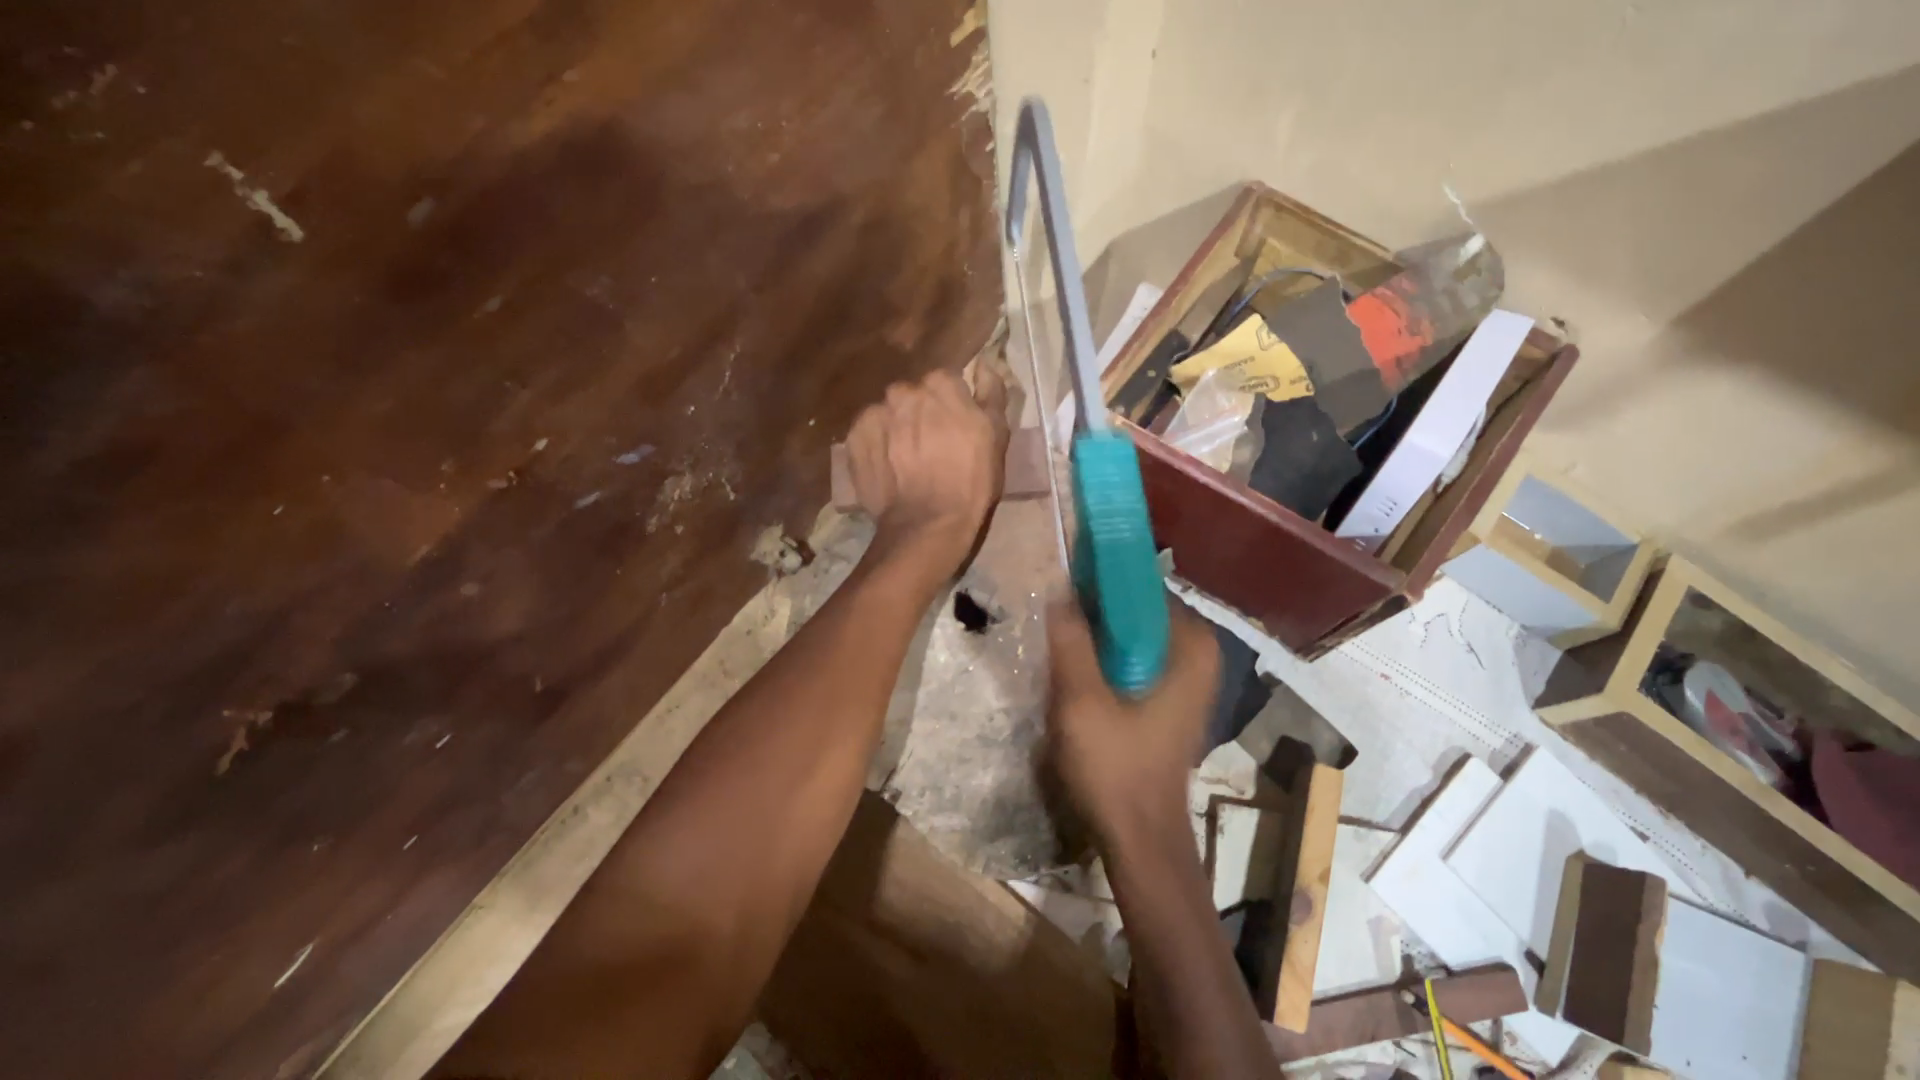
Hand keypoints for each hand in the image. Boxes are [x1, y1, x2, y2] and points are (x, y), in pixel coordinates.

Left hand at [845, 365, 1008, 573]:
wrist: (928, 522)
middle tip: (930, 446)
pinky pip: (868, 434)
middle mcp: (903, 391)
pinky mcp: (854, 440)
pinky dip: (877, 446)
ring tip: (907, 461)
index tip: (954, 428)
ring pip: (888, 414)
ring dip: (896, 429)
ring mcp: (874, 414)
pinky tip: (889, 468)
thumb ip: (991, 393)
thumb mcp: (996, 435)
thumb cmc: (972, 480)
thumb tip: (983, 365)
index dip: (950, 405)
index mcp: (939, 384)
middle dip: (920, 414)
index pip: (944, 381)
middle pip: (912, 396)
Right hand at [1045, 599, 1219, 846]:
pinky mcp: (1170, 704)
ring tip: (1057, 641)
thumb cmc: (1116, 768)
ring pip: (1133, 640)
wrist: (1140, 839)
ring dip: (1097, 639)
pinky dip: (1107, 663)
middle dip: (1096, 611)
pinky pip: (1134, 664)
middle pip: (1138, 613)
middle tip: (1053, 615)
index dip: (1101, 580)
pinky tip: (1075, 675)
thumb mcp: (1082, 701)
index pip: (1143, 586)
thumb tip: (1059, 591)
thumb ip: (1071, 642)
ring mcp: (1187, 683)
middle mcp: (1198, 657)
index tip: (1062, 581)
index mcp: (1192, 647)